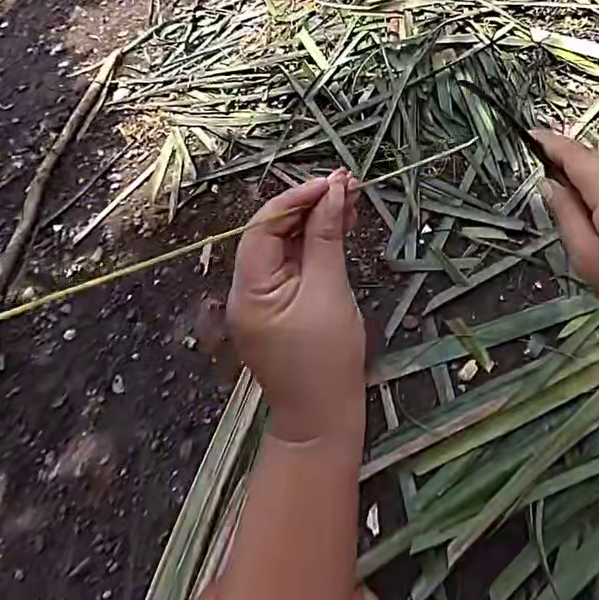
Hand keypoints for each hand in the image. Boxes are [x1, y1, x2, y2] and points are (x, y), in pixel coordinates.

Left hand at [227, 171, 365, 443]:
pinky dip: (317, 246)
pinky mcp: (282, 306)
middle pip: (274, 233)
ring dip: (317, 222)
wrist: (323, 417)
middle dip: (310, 206)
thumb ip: (326, 239)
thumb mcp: (329, 292)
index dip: (297, 198)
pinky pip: (296, 266)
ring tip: (350, 197)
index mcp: (248, 287)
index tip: (333, 182)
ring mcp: (264, 298)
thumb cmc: (327, 358)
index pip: (264, 226)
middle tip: (348, 184)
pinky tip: (341, 226)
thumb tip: (332, 192)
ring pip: (287, 247)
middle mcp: (247, 288)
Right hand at [534, 131, 598, 341]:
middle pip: (598, 155)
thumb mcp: (587, 257)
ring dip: (591, 167)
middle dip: (571, 155)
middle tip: (546, 166)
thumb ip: (566, 216)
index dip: (551, 143)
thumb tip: (550, 186)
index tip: (532, 136)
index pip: (576, 155)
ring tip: (570, 186)